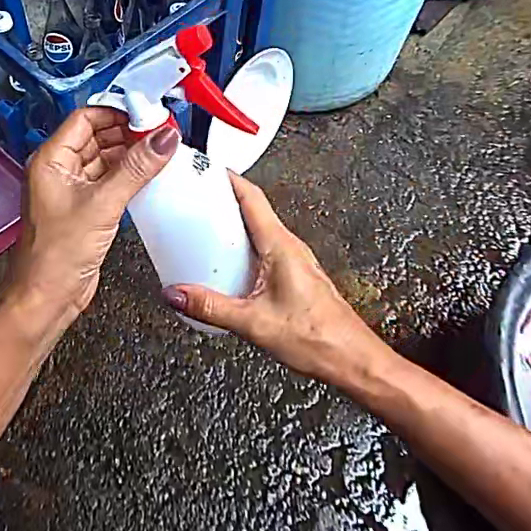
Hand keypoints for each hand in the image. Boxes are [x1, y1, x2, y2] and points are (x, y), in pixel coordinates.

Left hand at [6, 107, 177, 321]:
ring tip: (159, 152)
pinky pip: (108, 180)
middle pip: (97, 136)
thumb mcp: (102, 204)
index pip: (85, 118)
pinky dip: (128, 175)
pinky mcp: (84, 208)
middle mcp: (58, 170)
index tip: (147, 115)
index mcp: (50, 160)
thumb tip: (161, 139)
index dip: (117, 113)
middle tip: (160, 134)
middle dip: (128, 132)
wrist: (47, 297)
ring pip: (104, 158)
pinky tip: (148, 176)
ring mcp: (71, 190)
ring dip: (130, 154)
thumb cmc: (53, 257)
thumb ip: (136, 169)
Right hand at [163, 173, 386, 385]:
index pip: (252, 198)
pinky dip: (242, 248)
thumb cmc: (320, 339)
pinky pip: (263, 251)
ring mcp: (293, 261)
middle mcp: (290, 248)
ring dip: (233, 225)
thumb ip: (210, 307)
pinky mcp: (293, 277)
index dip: (228, 179)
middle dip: (224, 199)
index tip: (208, 169)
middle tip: (197, 197)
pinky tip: (227, 267)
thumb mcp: (253, 323)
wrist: (353, 361)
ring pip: (258, 231)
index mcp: (281, 246)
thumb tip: (177, 293)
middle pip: (253, 210)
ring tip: (205, 229)